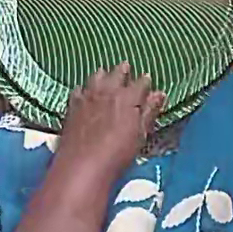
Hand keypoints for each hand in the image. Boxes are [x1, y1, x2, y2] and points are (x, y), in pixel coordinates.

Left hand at [51, 64, 164, 183]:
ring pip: (96, 78)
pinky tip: (84, 90)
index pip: (140, 83)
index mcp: (128, 97)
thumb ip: (149, 112)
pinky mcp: (72, 106)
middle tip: (126, 66)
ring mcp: (88, 97)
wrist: (82, 165)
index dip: (145, 81)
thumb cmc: (118, 153)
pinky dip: (84, 88)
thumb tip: (160, 93)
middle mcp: (107, 92)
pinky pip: (79, 90)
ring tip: (105, 72)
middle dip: (123, 70)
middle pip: (116, 75)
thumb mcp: (140, 134)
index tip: (147, 78)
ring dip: (103, 74)